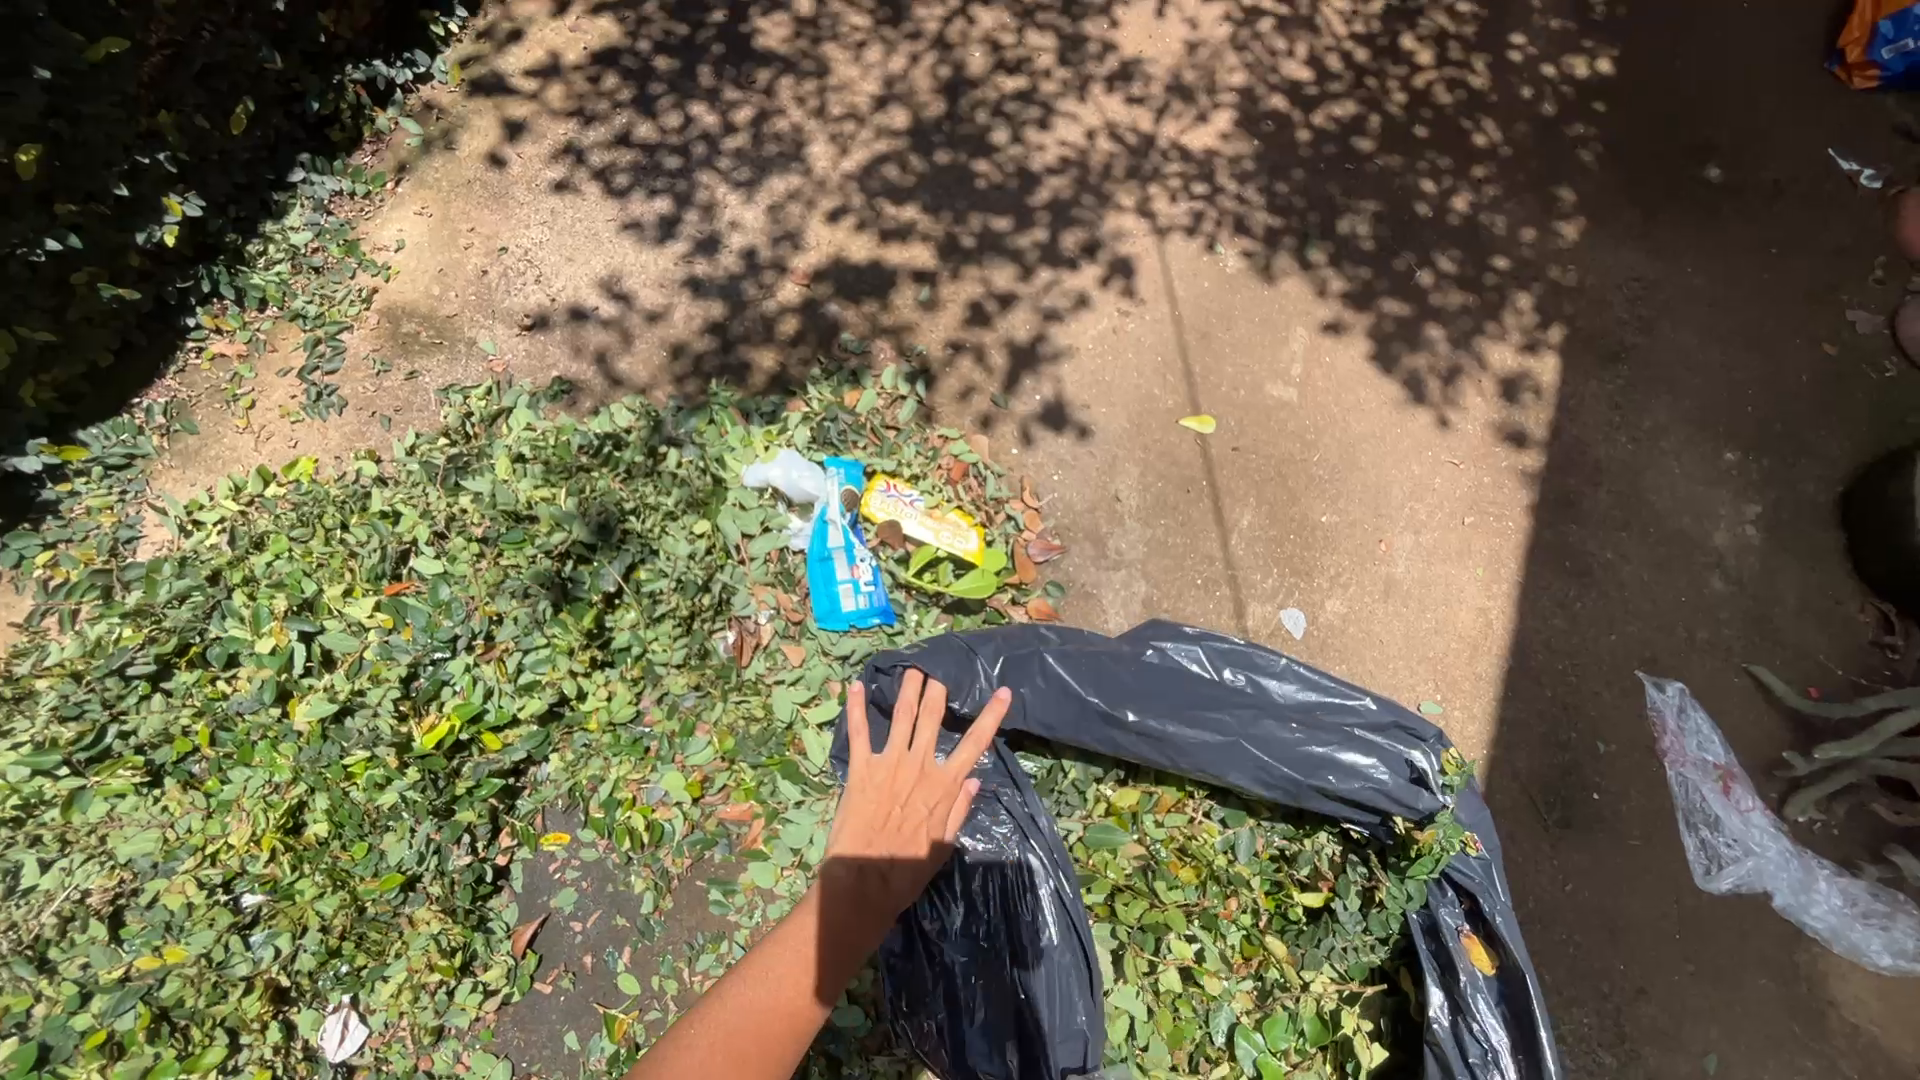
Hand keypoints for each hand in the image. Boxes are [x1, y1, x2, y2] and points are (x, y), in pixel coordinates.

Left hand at [822, 670, 1012, 921]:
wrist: (864, 881)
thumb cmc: (907, 870)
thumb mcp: (944, 846)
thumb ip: (960, 810)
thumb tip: (975, 780)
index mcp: (944, 785)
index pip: (975, 742)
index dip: (991, 715)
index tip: (1002, 692)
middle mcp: (919, 765)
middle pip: (932, 717)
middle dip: (937, 690)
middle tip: (937, 669)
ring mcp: (889, 763)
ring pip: (901, 715)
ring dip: (907, 688)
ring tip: (911, 668)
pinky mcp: (861, 768)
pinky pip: (859, 732)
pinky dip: (857, 707)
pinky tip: (856, 686)